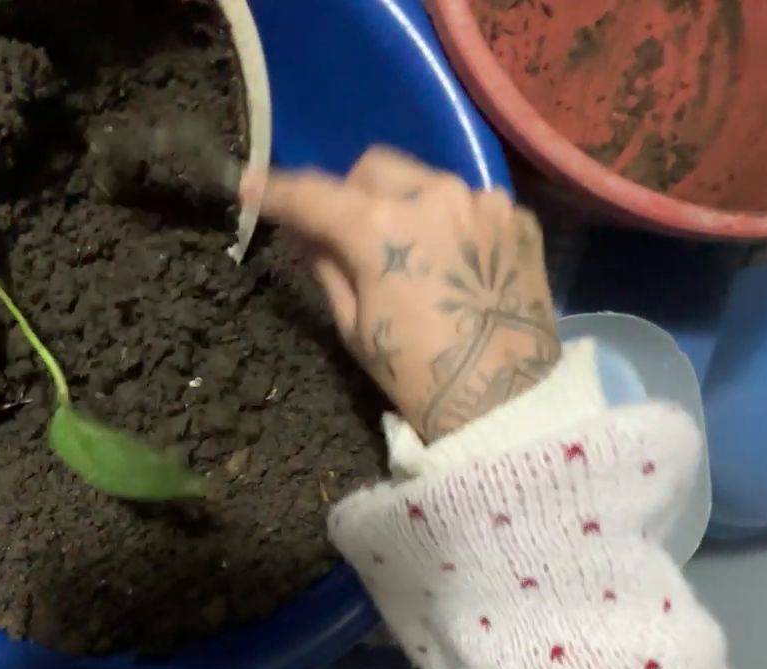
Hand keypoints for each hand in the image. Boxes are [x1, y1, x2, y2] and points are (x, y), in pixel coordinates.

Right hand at [251, 148, 560, 440]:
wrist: (503, 403)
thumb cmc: (415, 374)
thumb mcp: (354, 327)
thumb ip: (327, 267)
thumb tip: (307, 233)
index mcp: (382, 226)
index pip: (315, 194)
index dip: (277, 190)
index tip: (249, 186)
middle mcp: (435, 193)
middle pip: (373, 168)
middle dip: (349, 194)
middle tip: (344, 234)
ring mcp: (483, 201)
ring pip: (425, 179)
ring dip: (402, 205)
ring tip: (407, 255)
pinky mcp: (518, 218)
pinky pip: (468, 204)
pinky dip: (448, 225)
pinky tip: (452, 267)